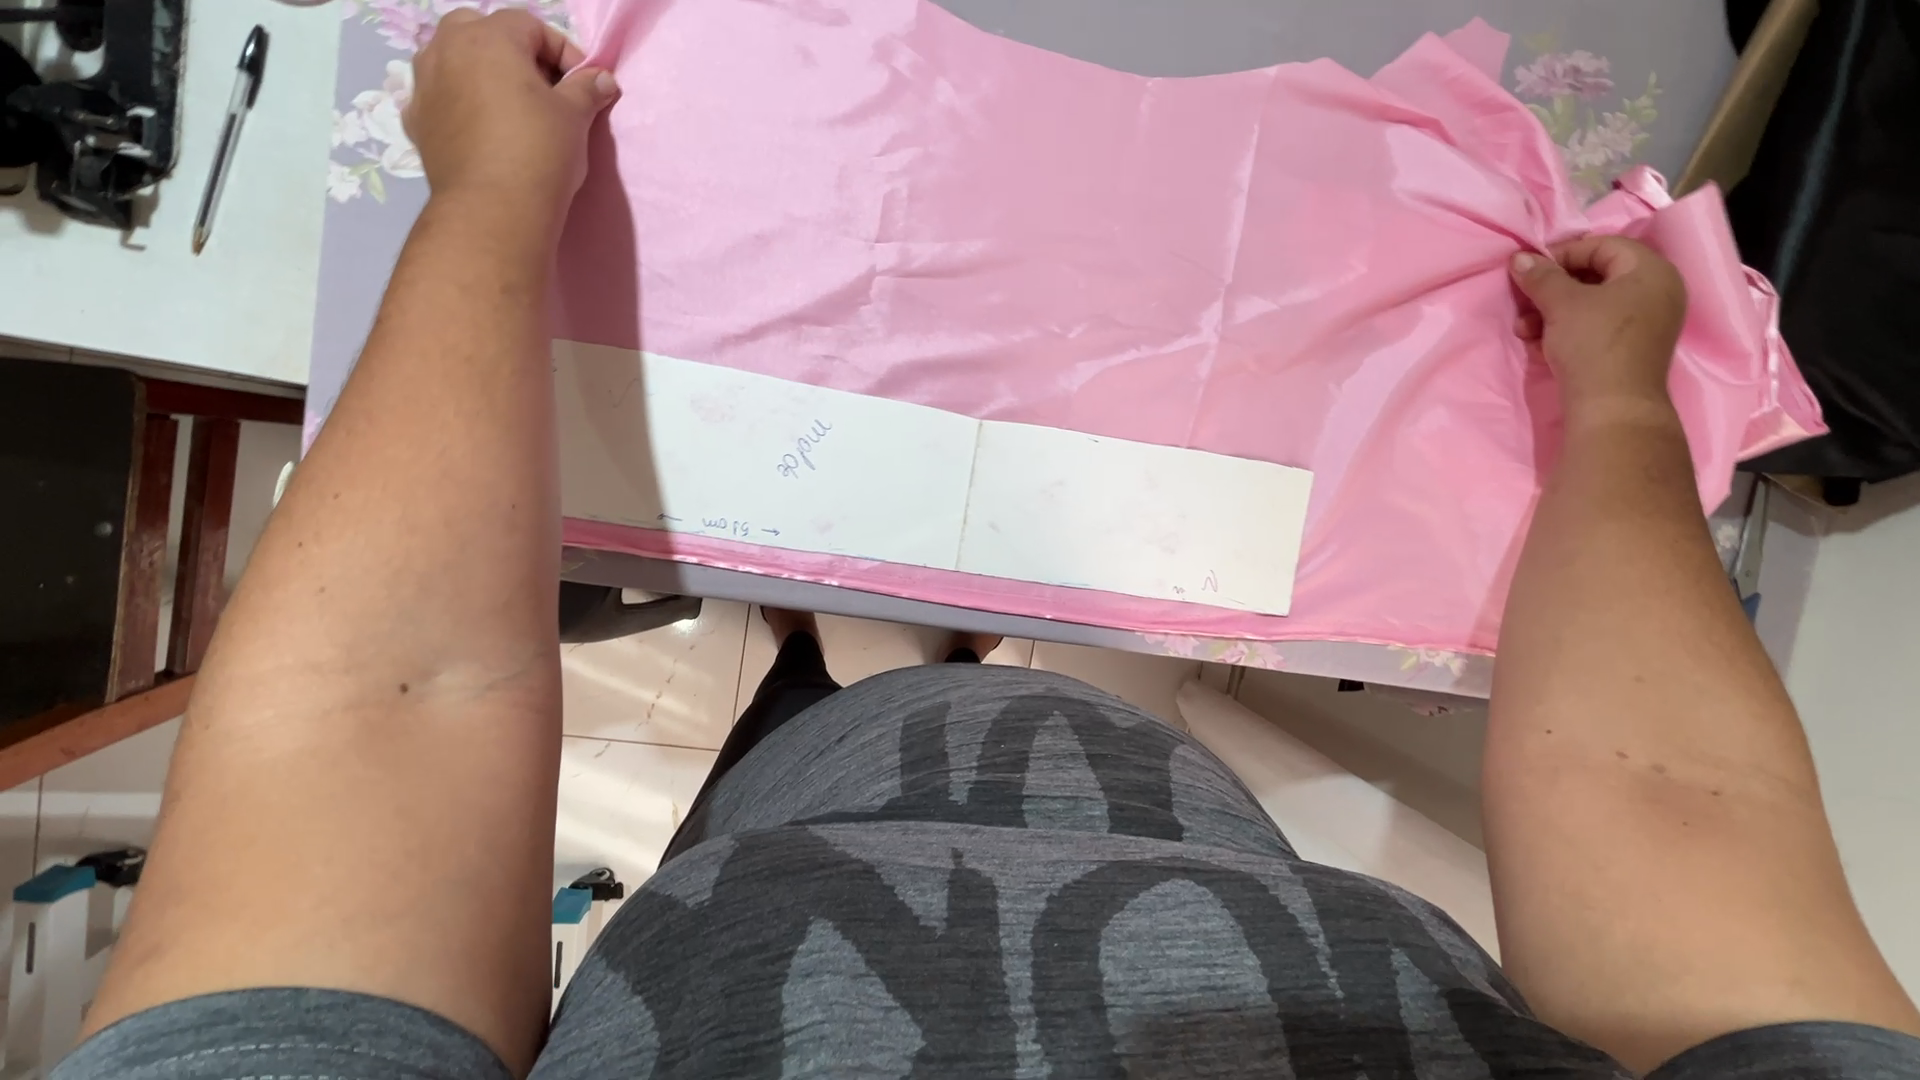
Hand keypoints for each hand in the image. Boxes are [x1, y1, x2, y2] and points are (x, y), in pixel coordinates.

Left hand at [404, 9, 617, 213]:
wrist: (495, 208)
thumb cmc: (541, 152)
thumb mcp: (575, 118)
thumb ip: (586, 90)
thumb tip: (602, 78)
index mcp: (489, 38)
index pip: (530, 25)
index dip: (562, 51)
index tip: (582, 84)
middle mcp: (446, 46)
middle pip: (481, 30)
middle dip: (513, 52)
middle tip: (540, 89)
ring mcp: (424, 81)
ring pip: (452, 58)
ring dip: (480, 73)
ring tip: (508, 107)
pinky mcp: (416, 118)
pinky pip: (439, 95)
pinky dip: (459, 103)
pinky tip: (480, 128)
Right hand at [1510, 236, 1687, 418]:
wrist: (1612, 404)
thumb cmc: (1593, 343)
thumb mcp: (1561, 304)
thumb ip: (1541, 277)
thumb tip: (1520, 257)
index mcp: (1650, 270)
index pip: (1602, 245)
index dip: (1562, 254)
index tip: (1529, 270)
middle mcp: (1656, 289)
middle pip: (1595, 275)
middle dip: (1552, 289)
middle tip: (1523, 302)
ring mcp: (1646, 319)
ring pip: (1591, 303)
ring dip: (1551, 312)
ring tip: (1524, 330)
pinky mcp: (1630, 344)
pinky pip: (1596, 324)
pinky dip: (1566, 329)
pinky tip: (1540, 343)